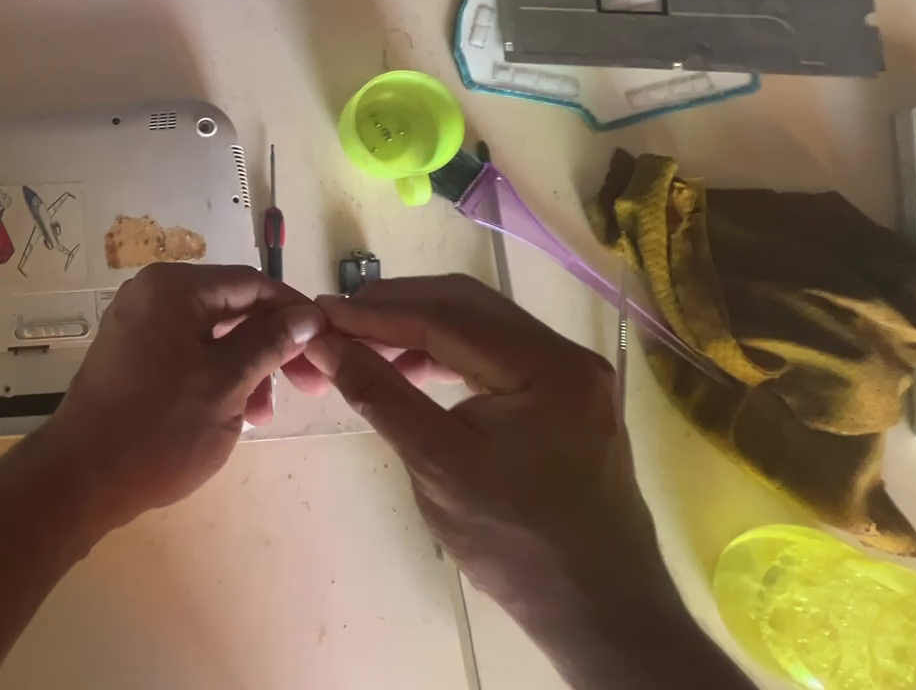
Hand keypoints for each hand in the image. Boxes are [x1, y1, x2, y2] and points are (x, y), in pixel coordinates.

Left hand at [28, 263, 320, 530]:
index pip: (250, 283)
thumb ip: (269, 342)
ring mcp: (137, 322)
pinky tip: (234, 413)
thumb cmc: (160, 427)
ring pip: (211, 333)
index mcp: (173, 288)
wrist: (83, 474)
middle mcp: (151, 293)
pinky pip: (186, 350)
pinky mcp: (131, 352)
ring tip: (263, 415)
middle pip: (230, 306)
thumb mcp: (227, 383)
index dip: (294, 312)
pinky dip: (214, 374)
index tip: (328, 346)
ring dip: (246, 366)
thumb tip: (307, 314)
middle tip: (309, 387)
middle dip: (271, 345)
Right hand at [295, 275, 673, 632]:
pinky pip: (486, 349)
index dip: (372, 312)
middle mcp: (564, 355)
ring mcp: (565, 373)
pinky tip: (404, 367)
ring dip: (412, 324)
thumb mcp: (434, 463)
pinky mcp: (557, 393)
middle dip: (391, 307)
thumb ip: (376, 392)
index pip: (443, 318)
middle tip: (335, 321)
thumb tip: (320, 342)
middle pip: (462, 303)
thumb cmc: (516, 541)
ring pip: (472, 321)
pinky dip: (437, 348)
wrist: (597, 611)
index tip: (318, 312)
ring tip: (360, 342)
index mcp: (547, 368)